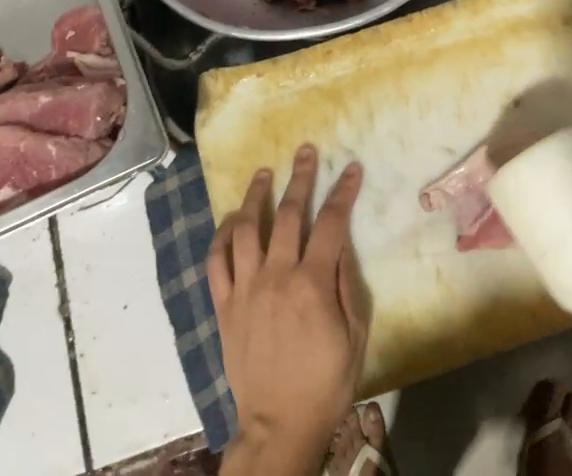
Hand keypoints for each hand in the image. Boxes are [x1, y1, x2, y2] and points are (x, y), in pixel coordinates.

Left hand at [210, 145, 366, 475]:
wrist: (280, 421)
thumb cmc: (326, 381)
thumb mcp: (355, 334)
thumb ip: (346, 284)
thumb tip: (340, 243)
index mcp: (313, 283)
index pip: (330, 224)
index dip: (342, 192)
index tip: (352, 168)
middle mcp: (276, 276)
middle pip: (288, 214)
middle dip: (300, 178)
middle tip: (305, 151)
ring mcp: (245, 288)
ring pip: (246, 228)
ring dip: (255, 196)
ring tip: (263, 173)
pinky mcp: (223, 305)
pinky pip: (217, 260)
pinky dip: (222, 235)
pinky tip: (231, 220)